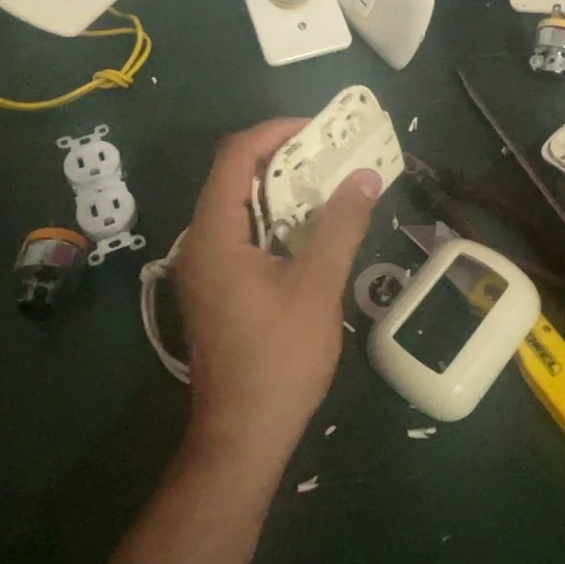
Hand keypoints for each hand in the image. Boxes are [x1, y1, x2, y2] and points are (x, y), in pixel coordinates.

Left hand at [175, 119, 381, 459]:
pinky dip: (274, 220)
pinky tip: (309, 231)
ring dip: (281, 190)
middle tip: (330, 154)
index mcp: (214, 234)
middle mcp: (199, 243)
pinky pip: (242, 235)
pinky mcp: (216, 289)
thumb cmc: (278, 358)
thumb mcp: (317, 286)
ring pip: (239, 207)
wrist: (243, 435)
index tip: (318, 128)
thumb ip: (341, 225)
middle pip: (233, 177)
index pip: (234, 156)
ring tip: (327, 184)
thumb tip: (365, 175)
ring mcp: (204, 268)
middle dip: (283, 157)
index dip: (275, 131)